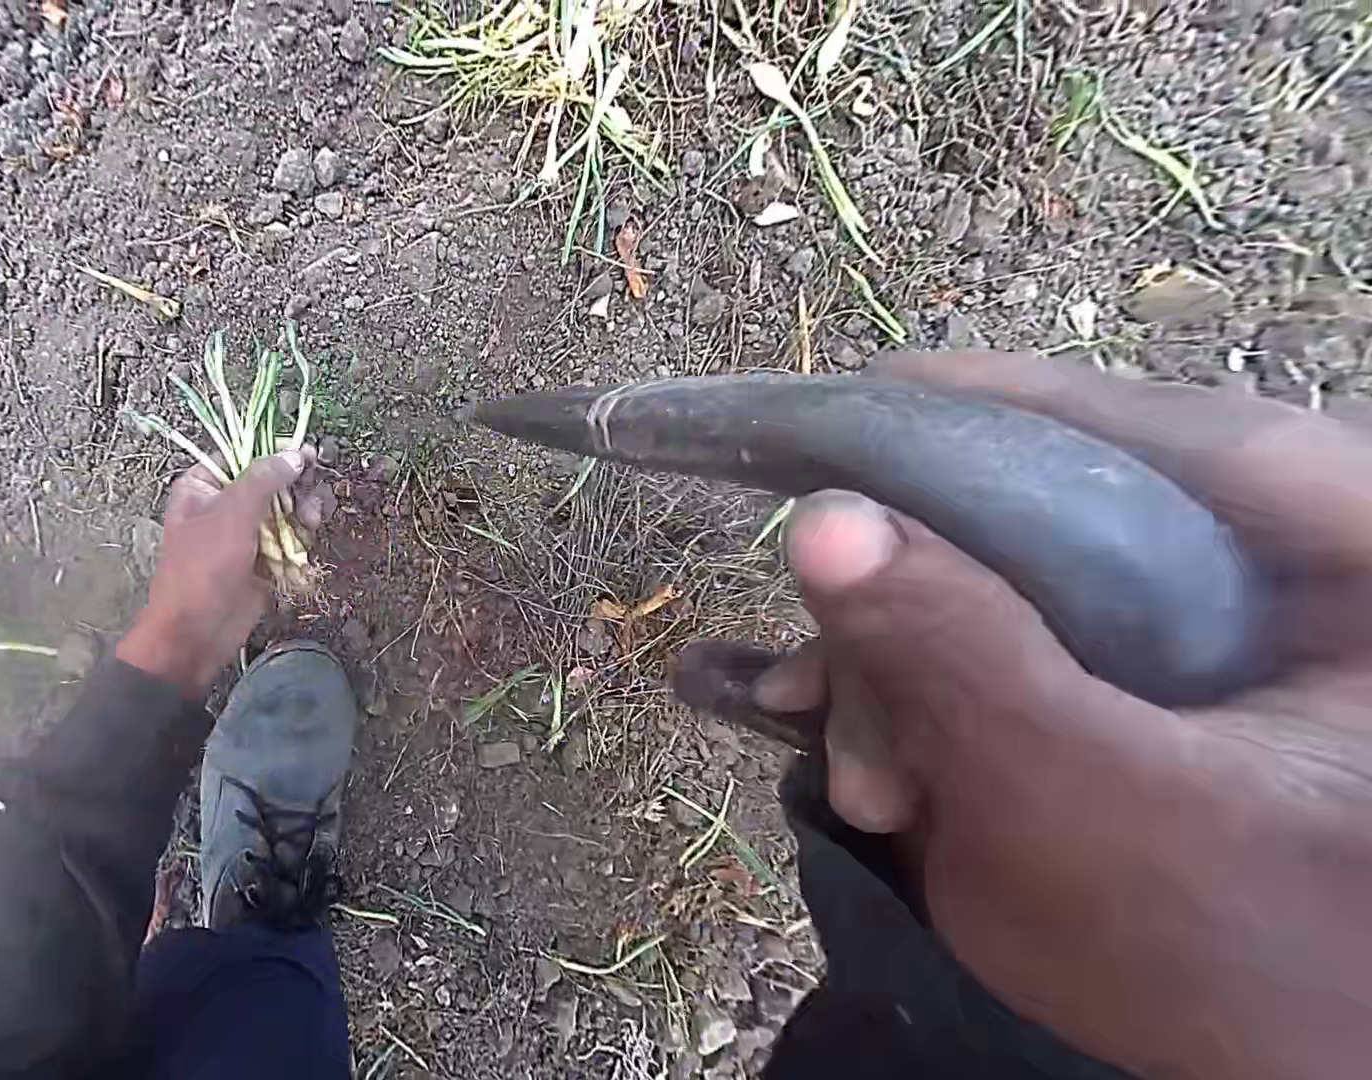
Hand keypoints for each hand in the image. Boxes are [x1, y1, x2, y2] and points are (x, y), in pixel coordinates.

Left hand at [116, 448, 332, 699]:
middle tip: (314, 492)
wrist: (196, 633)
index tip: (306, 455)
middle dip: (296, 487)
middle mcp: (225, 506)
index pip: (244, 456)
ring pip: (285, 510)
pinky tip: (312, 534)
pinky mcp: (264, 559)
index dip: (275, 454)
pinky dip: (302, 535)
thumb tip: (295, 455)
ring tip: (313, 519)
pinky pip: (289, 538)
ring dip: (303, 511)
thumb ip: (264, 480)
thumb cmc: (203, 568)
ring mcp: (246, 534)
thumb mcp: (231, 514)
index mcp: (204, 487)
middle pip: (271, 483)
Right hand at [755, 353, 1371, 1079]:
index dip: (1022, 403)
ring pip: (983, 606)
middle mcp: (1282, 606)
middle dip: (910, 610)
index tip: (880, 384)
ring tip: (856, 782)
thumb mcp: (1069, 796)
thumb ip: (947, 648)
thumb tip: (820, 520)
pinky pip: (968, 655)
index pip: (1206, 445)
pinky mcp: (1101, 694)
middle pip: (1050, 537)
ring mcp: (1179, 656)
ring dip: (887, 682)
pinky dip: (887, 698)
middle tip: (821, 677)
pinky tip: (831, 751)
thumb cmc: (1229, 975)